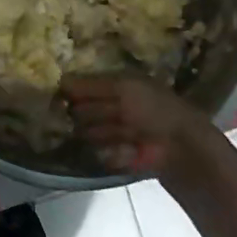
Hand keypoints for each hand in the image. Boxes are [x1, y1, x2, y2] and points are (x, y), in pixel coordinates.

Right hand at [62, 76, 231, 178]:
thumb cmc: (154, 110)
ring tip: (87, 132)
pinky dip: (106, 150)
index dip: (75, 89)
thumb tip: (60, 81)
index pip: (91, 86)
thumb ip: (91, 85)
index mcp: (126, 87)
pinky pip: (102, 152)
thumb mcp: (124, 88)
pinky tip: (113, 147)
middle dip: (80, 112)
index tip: (55, 93)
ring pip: (93, 130)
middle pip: (89, 108)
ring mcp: (122, 133)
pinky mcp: (122, 156)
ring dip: (91, 131)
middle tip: (65, 114)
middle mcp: (122, 107)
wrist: (180, 149)